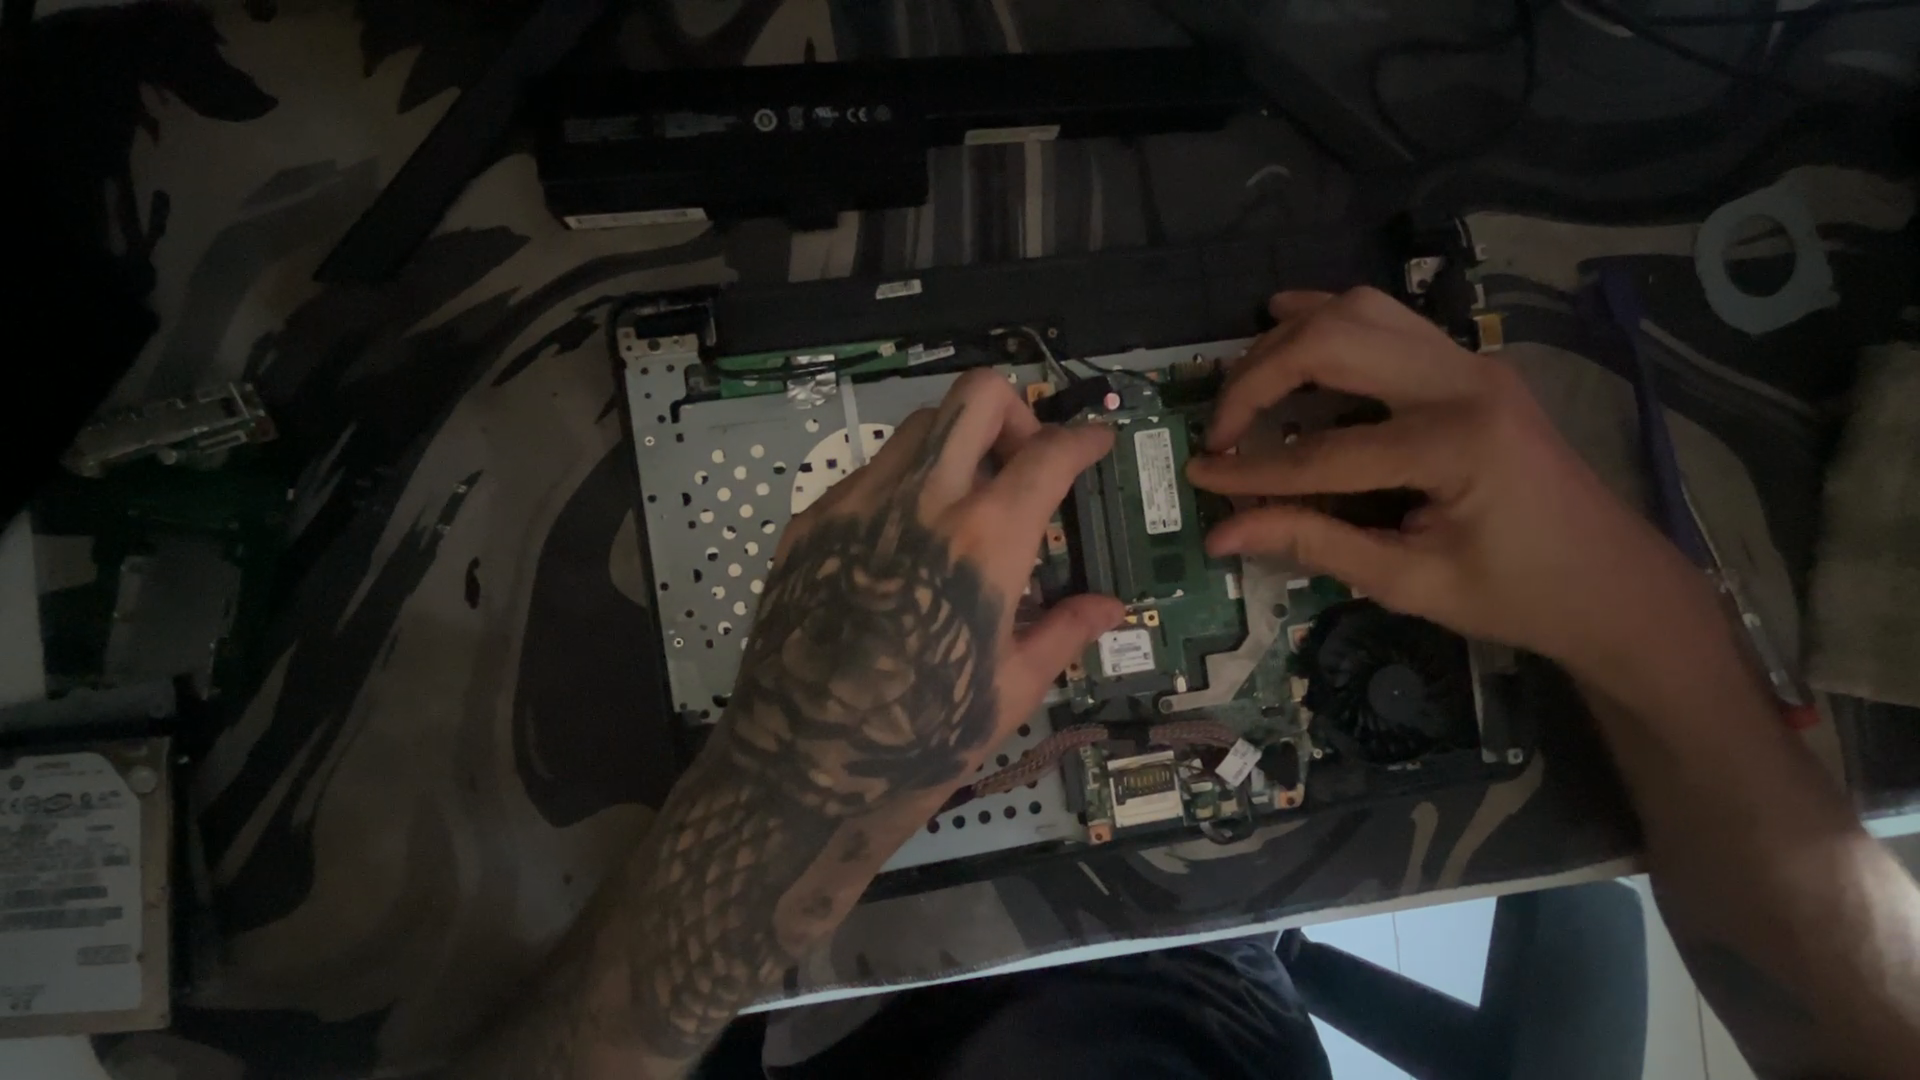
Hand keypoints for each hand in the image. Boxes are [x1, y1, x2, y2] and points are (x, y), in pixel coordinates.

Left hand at [607, 369, 1120, 1061]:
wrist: (801, 763)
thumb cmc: (919, 737)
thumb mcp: (1009, 690)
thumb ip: (1064, 631)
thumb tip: (1111, 606)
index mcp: (982, 541)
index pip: (1048, 454)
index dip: (1084, 439)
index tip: (1097, 443)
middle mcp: (919, 499)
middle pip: (976, 396)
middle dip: (1016, 413)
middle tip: (1023, 463)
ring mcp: (855, 502)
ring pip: (919, 425)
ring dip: (959, 443)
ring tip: (967, 502)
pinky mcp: (810, 521)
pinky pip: (871, 470)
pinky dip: (907, 481)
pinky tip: (908, 541)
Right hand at [1187, 287, 1715, 687]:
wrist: (1617, 583)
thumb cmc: (1516, 595)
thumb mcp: (1407, 582)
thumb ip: (1311, 543)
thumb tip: (1222, 532)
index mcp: (1454, 444)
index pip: (1321, 451)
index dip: (1251, 471)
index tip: (1198, 477)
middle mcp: (1463, 381)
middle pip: (1332, 343)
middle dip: (1257, 380)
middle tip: (1219, 429)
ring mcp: (1470, 362)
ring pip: (1358, 311)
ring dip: (1288, 339)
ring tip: (1242, 383)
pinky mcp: (1468, 365)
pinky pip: (1385, 318)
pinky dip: (1328, 319)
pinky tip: (1287, 322)